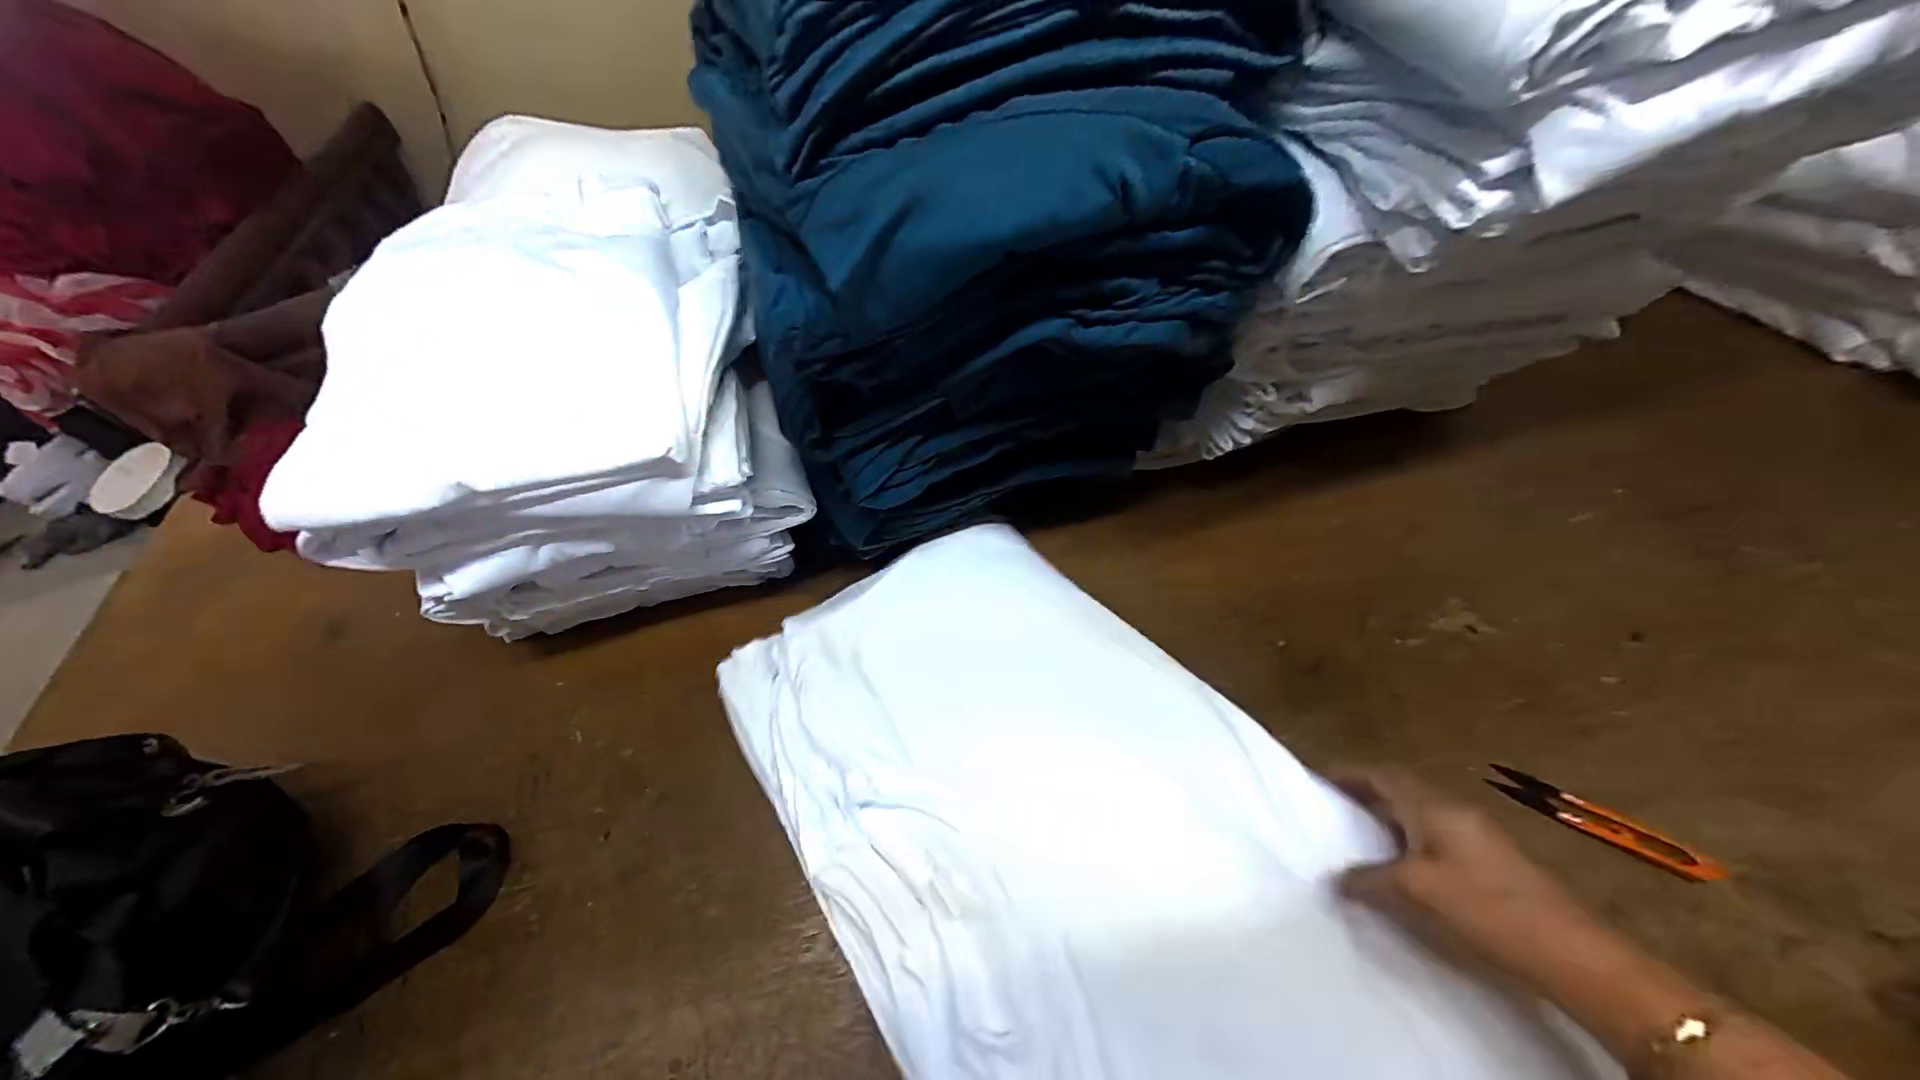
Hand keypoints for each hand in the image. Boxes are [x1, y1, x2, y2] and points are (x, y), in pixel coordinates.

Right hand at [1330, 765, 1606, 987]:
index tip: (1318, 780)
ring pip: (1421, 818)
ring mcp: (1480, 838)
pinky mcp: (1495, 865)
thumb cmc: (1486, 909)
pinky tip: (1402, 873)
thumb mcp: (1414, 892)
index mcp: (1435, 807)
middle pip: (1402, 792)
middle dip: (1366, 797)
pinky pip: (1438, 840)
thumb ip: (1368, 879)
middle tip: (1332, 812)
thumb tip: (1337, 878)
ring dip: (1388, 823)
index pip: (1383, 775)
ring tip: (1359, 843)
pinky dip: (1410, 845)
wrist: (1578, 958)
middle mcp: (1456, 812)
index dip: (1349, 774)